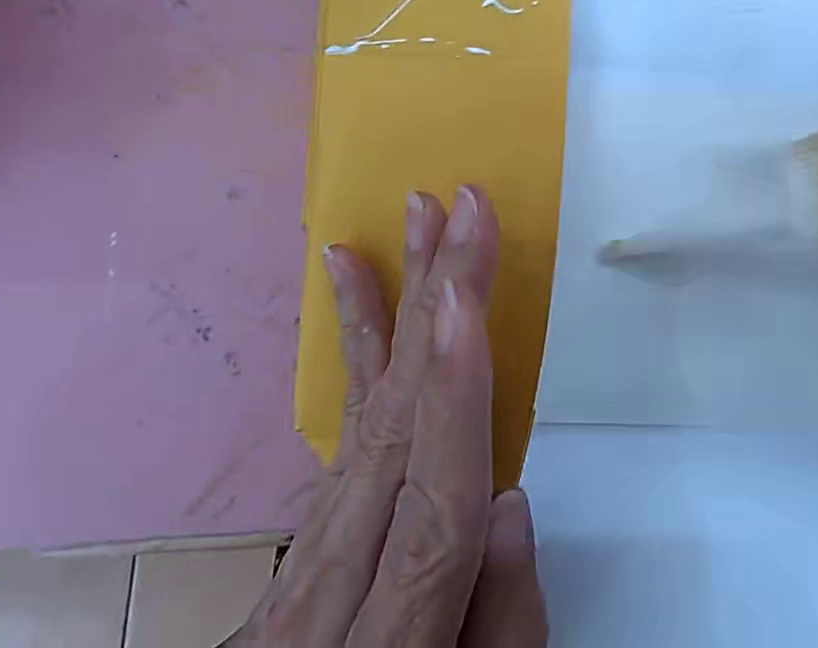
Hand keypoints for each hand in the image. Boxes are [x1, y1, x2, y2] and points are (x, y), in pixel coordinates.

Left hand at [229, 186, 547, 646]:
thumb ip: (501, 625)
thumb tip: (509, 499)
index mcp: (391, 637)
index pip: (434, 501)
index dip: (453, 395)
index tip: (461, 298)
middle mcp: (333, 583)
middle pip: (396, 428)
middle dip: (435, 305)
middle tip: (457, 211)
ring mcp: (309, 551)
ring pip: (364, 410)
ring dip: (398, 299)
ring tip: (413, 218)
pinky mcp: (309, 528)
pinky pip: (340, 426)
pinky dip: (355, 342)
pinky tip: (351, 273)